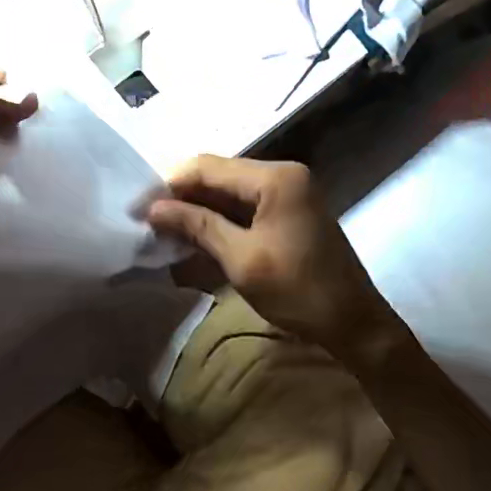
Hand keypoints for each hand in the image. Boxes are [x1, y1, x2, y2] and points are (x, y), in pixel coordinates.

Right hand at [146, 155, 398, 356]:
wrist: (352, 323)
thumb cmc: (298, 290)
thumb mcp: (241, 258)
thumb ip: (197, 226)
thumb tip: (153, 209)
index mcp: (276, 177)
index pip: (208, 167)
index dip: (170, 186)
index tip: (138, 209)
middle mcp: (283, 175)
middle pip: (218, 177)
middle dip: (182, 199)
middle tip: (147, 223)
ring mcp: (288, 194)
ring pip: (229, 194)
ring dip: (198, 212)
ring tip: (164, 234)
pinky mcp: (288, 214)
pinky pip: (245, 210)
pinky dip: (219, 224)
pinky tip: (194, 240)